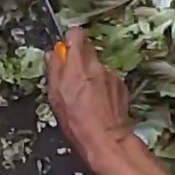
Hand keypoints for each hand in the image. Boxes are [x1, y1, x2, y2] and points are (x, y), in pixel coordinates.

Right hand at [47, 27, 157, 174]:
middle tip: (73, 76)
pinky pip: (108, 76)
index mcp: (78, 66)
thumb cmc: (76, 122)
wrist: (107, 140)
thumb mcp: (56, 98)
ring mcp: (111, 74)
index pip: (76, 34)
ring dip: (92, 73)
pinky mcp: (121, 84)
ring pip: (98, 64)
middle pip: (87, 48)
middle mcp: (96, 65)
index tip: (66, 51)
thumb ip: (54, 71)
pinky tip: (99, 100)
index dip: (70, 39)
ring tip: (87, 94)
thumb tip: (53, 54)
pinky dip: (103, 83)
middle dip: (79, 58)